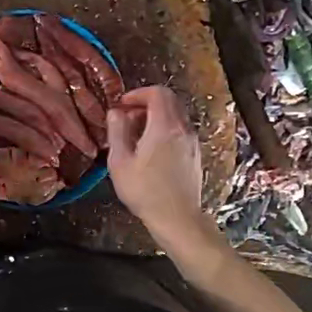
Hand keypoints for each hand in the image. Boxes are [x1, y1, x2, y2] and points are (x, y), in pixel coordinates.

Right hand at [107, 86, 210, 245]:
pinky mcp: (195, 154)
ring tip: (136, 136)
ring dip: (156, 117)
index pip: (157, 93)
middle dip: (146, 103)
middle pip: (169, 101)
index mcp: (165, 126)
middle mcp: (183, 129)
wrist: (177, 218)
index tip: (122, 106)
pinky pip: (180, 131)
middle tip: (127, 119)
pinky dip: (165, 130)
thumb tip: (116, 113)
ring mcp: (192, 142)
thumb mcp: (120, 162)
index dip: (138, 94)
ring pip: (176, 116)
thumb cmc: (145, 192)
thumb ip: (117, 131)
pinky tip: (151, 150)